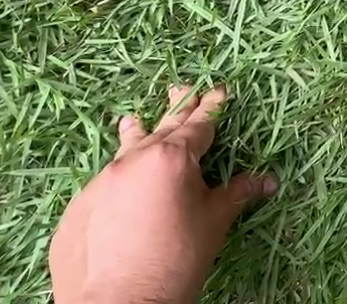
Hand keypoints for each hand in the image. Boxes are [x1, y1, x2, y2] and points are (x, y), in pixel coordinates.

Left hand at [49, 85, 275, 303]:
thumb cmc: (177, 259)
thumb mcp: (214, 222)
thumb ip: (238, 194)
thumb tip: (270, 181)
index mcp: (172, 157)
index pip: (199, 124)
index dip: (212, 107)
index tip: (219, 92)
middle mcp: (134, 161)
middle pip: (161, 127)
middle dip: (177, 108)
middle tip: (183, 87)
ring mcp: (100, 184)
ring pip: (124, 151)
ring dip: (135, 134)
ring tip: (132, 120)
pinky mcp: (76, 210)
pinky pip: (102, 186)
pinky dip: (117, 182)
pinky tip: (119, 189)